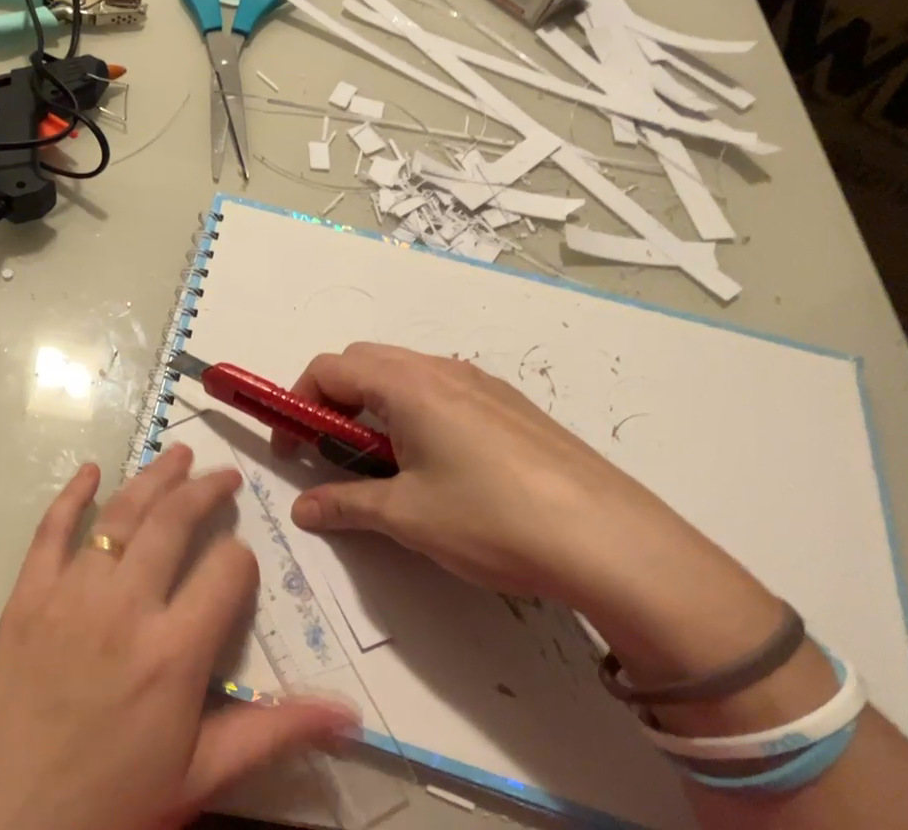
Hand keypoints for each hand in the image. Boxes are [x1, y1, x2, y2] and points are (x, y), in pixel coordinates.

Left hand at [0, 446, 356, 829]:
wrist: (13, 814)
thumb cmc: (114, 796)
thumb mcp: (201, 773)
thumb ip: (273, 733)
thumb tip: (349, 716)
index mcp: (174, 653)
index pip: (225, 572)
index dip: (241, 559)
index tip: (241, 560)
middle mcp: (126, 608)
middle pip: (173, 523)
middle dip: (204, 491)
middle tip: (223, 475)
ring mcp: (71, 594)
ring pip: (119, 516)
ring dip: (151, 479)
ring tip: (177, 454)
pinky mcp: (28, 594)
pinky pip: (51, 530)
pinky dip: (72, 494)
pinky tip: (90, 470)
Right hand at [275, 344, 768, 649]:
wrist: (615, 545)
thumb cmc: (493, 520)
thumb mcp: (406, 517)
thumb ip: (346, 505)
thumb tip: (304, 509)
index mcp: (409, 385)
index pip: (329, 369)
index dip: (297, 404)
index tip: (292, 451)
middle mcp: (445, 371)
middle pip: (365, 363)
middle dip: (334, 401)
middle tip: (331, 454)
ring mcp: (486, 387)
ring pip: (408, 377)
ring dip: (376, 409)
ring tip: (385, 467)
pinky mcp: (516, 410)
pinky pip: (446, 395)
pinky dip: (416, 417)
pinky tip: (439, 471)